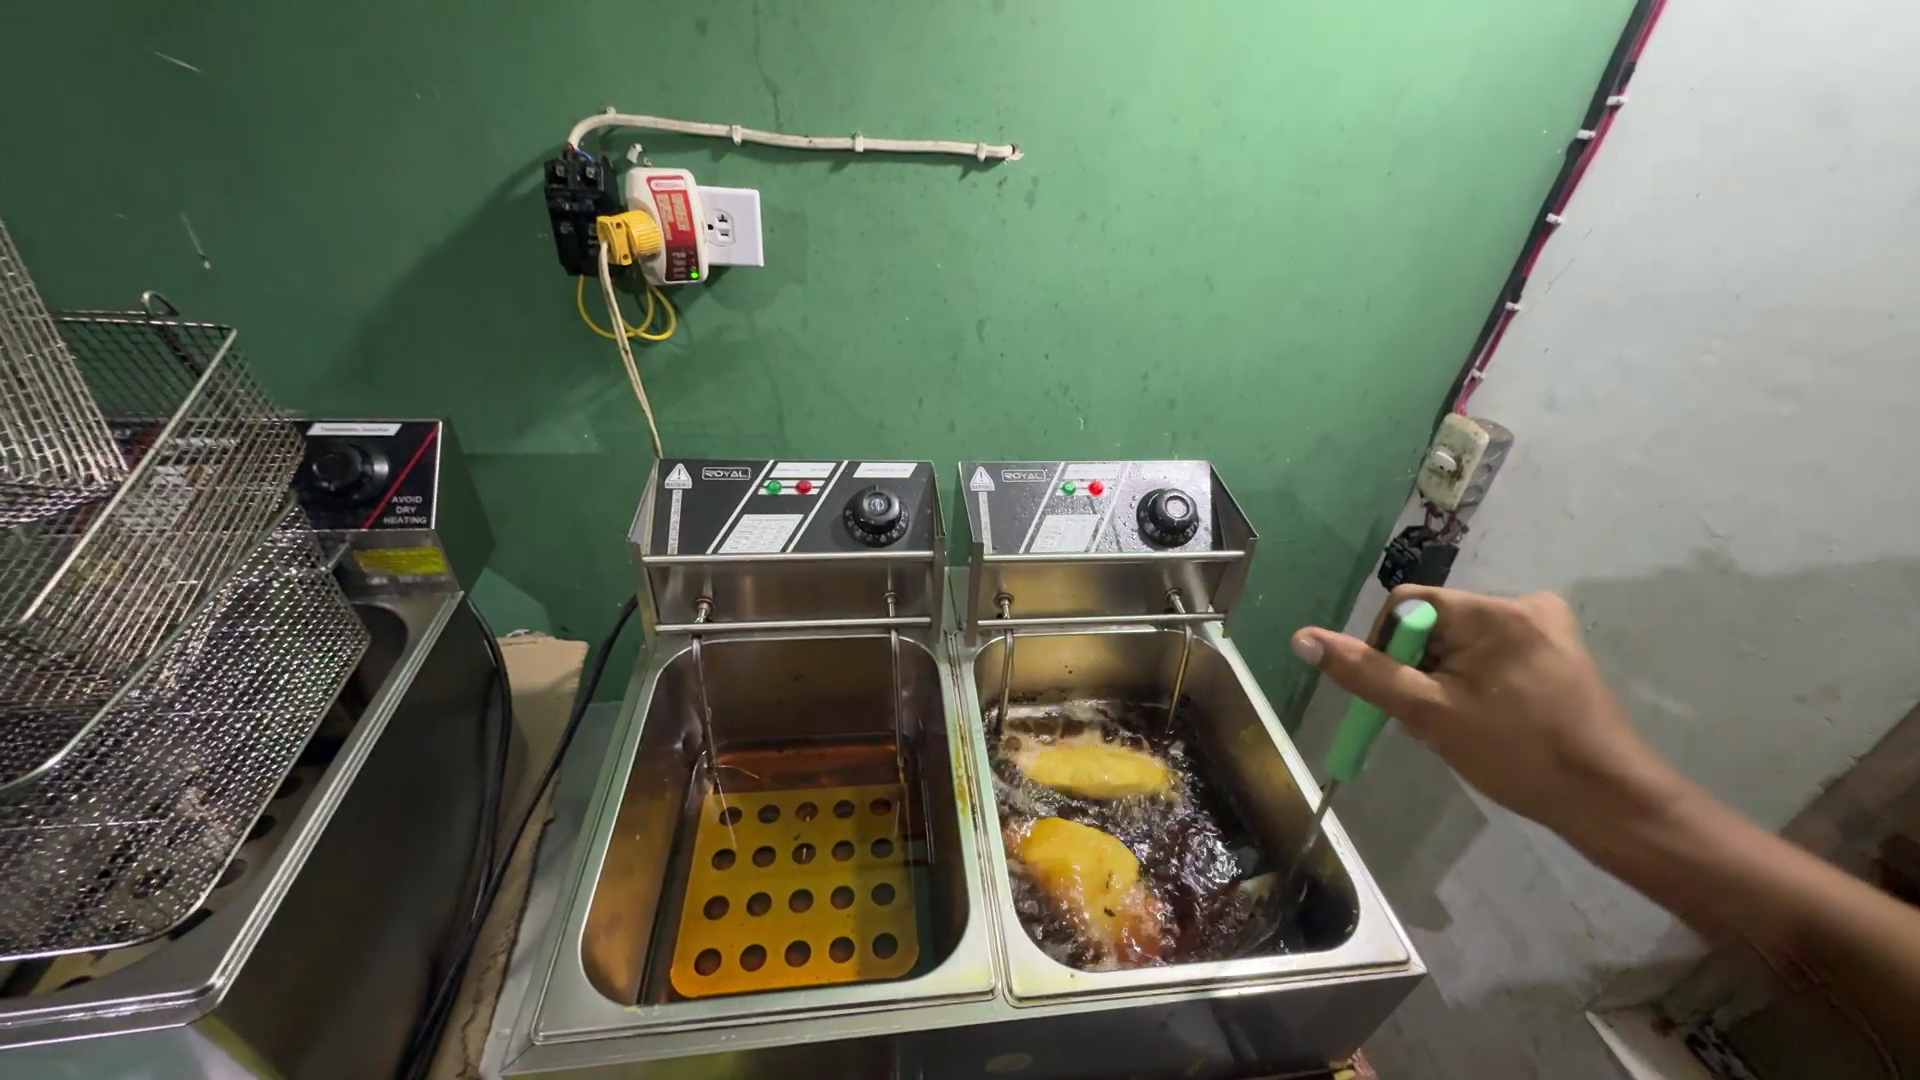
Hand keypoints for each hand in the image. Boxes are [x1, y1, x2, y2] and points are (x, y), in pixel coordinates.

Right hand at [1291, 586, 1687, 842]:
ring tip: (1456, 725)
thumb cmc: (1517, 755)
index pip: (1405, 608)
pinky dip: (1467, 682)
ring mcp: (1543, 628)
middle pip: (1430, 626)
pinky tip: (1480, 717)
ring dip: (1439, 680)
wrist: (1609, 803)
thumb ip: (1362, 671)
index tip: (1400, 697)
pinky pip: (1484, 653)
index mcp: (1495, 612)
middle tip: (1428, 719)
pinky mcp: (1553, 652)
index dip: (1386, 650)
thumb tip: (1302, 638)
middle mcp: (1522, 605)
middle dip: (1416, 670)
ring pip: (1454, 643)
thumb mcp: (1427, 712)